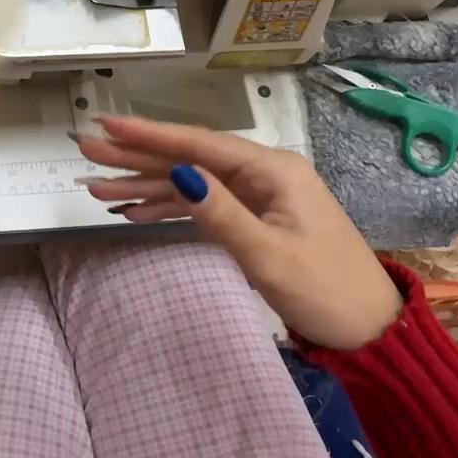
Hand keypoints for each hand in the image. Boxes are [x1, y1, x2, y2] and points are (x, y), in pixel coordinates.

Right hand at [78, 116, 401, 350]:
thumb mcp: (270, 256)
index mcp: (271, 169)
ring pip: (190, 181)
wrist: (371, 332)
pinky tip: (135, 211)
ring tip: (97, 189)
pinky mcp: (254, 216)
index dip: (149, 135)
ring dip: (145, 186)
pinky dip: (169, 207)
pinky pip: (203, 204)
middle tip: (86, 152)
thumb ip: (221, 213)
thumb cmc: (326, 292)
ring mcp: (257, 194)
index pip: (198, 144)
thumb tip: (178, 173)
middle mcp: (262, 172)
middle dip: (136, 157)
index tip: (107, 125)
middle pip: (188, 159)